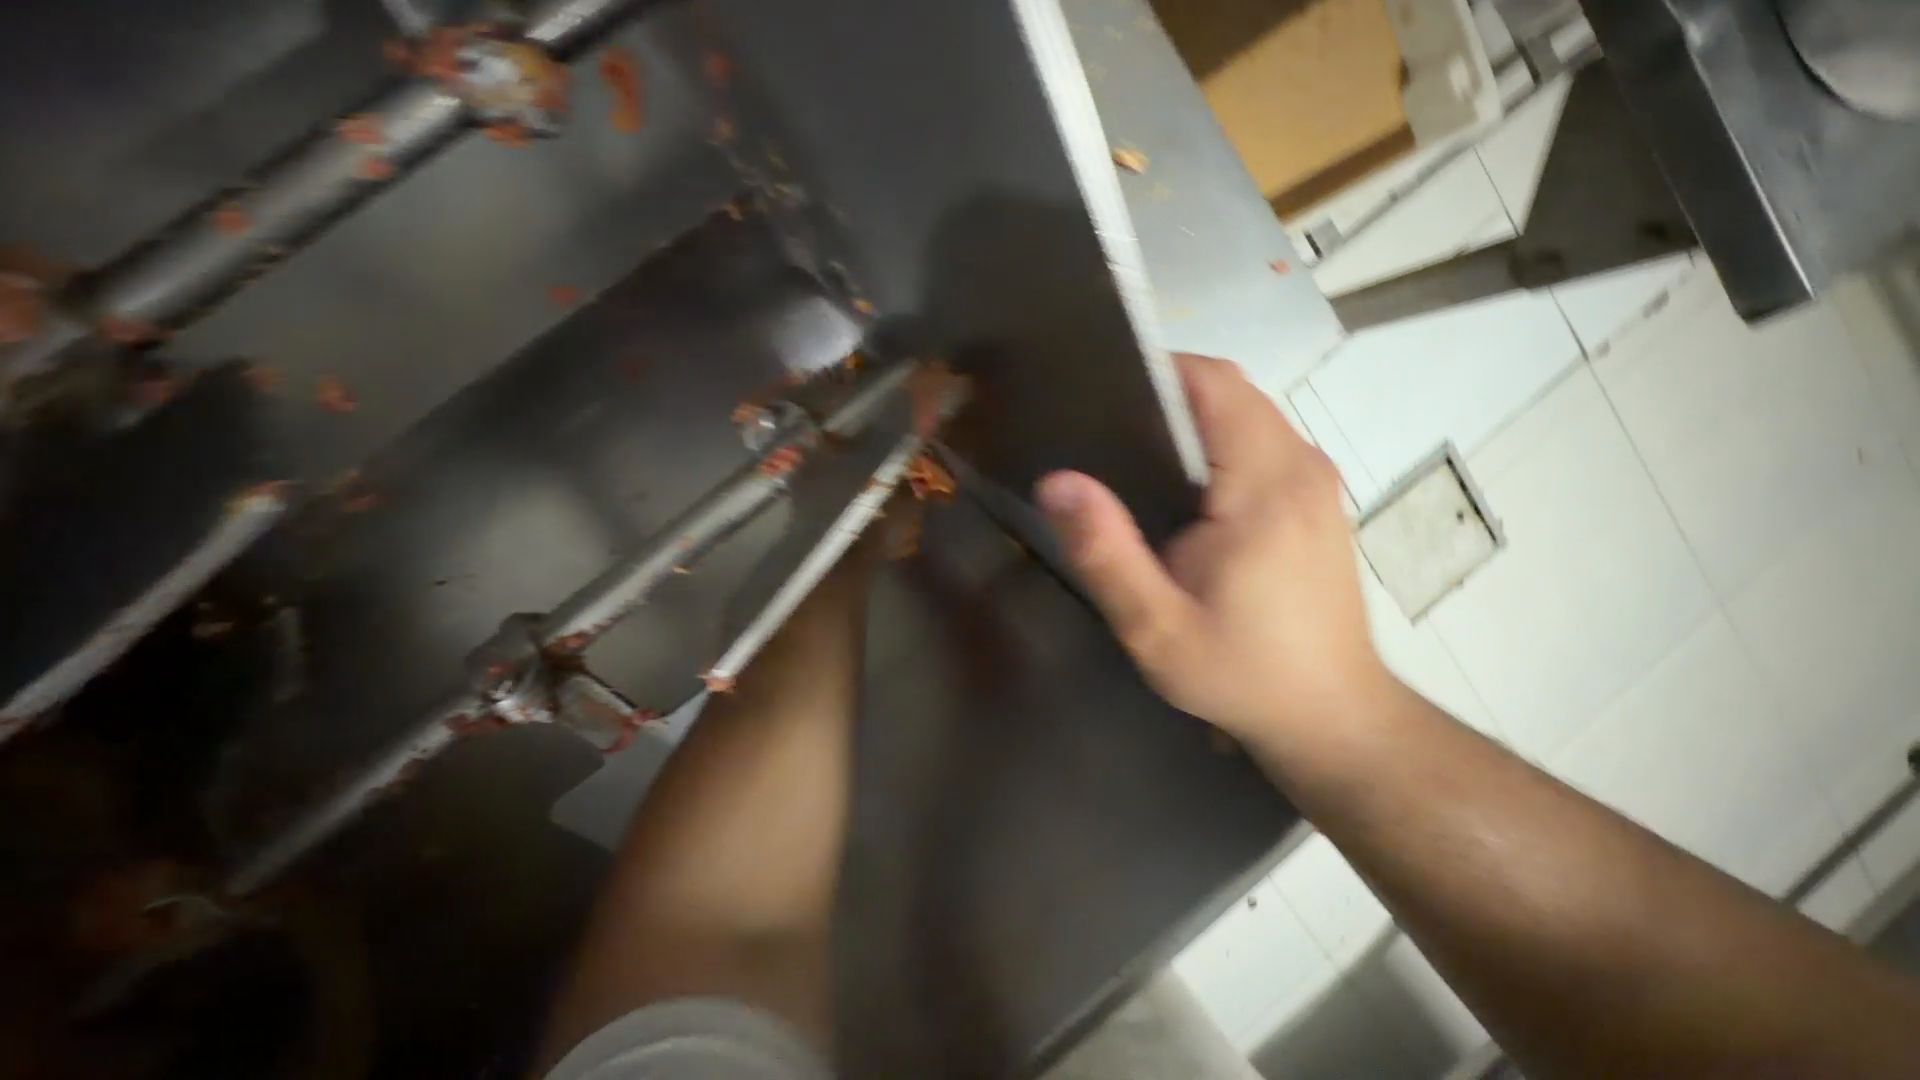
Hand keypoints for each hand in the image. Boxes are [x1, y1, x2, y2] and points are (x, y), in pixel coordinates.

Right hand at [1034, 354, 1388, 746]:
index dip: (1157, 372)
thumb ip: (1105, 553)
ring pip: (1249, 412)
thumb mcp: (1157, 628)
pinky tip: (1183, 489)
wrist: (1332, 714)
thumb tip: (1057, 482)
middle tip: (1104, 430)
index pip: (1214, 382)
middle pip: (1231, 390)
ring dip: (1194, 418)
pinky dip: (1219, 442)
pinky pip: (1264, 441)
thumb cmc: (1242, 672)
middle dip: (1168, 394)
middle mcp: (1302, 467)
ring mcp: (1318, 481)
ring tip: (1134, 455)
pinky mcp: (1318, 499)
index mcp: (1264, 486)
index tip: (1100, 394)